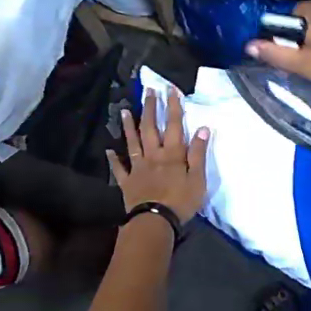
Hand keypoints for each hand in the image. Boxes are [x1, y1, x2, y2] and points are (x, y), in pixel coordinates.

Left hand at [108, 88, 210, 224]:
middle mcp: (153, 155)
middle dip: (150, 109)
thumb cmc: (181, 201)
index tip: (170, 89)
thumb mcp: (198, 179)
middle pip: (150, 128)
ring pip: (132, 142)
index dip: (173, 106)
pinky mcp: (127, 182)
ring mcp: (137, 167)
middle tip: (148, 91)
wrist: (155, 221)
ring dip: (129, 126)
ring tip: (124, 111)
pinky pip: (119, 168)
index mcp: (172, 154)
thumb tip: (203, 128)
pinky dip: (113, 159)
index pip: (174, 125)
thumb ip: (199, 154)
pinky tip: (108, 150)